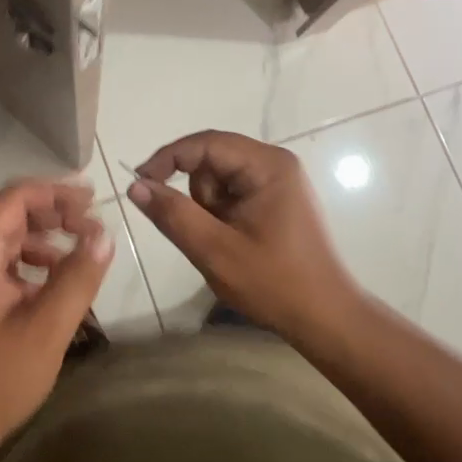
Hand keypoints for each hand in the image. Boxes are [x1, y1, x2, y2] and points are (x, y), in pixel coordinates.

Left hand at [0, 179, 114, 449]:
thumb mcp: (46, 328)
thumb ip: (77, 277)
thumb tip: (104, 234)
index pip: (15, 197)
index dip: (55, 190)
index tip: (93, 196)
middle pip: (9, 214)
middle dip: (53, 212)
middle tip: (93, 222)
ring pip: (6, 240)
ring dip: (44, 238)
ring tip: (81, 252)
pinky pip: (1, 265)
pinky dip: (31, 264)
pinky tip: (56, 285)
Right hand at [128, 130, 359, 338]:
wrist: (325, 318)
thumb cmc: (274, 284)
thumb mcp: (215, 251)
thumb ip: (173, 214)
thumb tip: (135, 186)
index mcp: (267, 165)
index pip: (205, 143)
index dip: (167, 158)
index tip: (139, 184)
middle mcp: (274, 163)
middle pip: (211, 159)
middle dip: (197, 194)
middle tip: (202, 232)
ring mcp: (278, 180)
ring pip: (218, 177)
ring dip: (208, 207)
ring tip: (223, 243)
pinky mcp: (276, 198)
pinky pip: (232, 192)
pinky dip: (220, 214)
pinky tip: (232, 242)